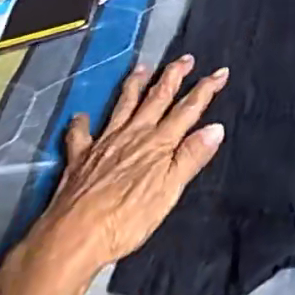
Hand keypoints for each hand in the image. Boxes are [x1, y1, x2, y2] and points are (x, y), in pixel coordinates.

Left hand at [24, 55, 228, 271]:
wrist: (75, 235)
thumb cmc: (127, 219)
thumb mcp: (169, 191)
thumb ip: (191, 157)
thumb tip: (215, 128)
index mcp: (158, 144)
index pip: (188, 110)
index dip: (206, 89)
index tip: (220, 72)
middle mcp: (133, 135)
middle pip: (157, 99)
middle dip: (173, 76)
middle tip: (185, 59)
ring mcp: (105, 143)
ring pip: (123, 106)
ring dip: (135, 85)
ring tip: (143, 68)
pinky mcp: (80, 157)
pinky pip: (80, 134)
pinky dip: (81, 123)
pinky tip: (81, 116)